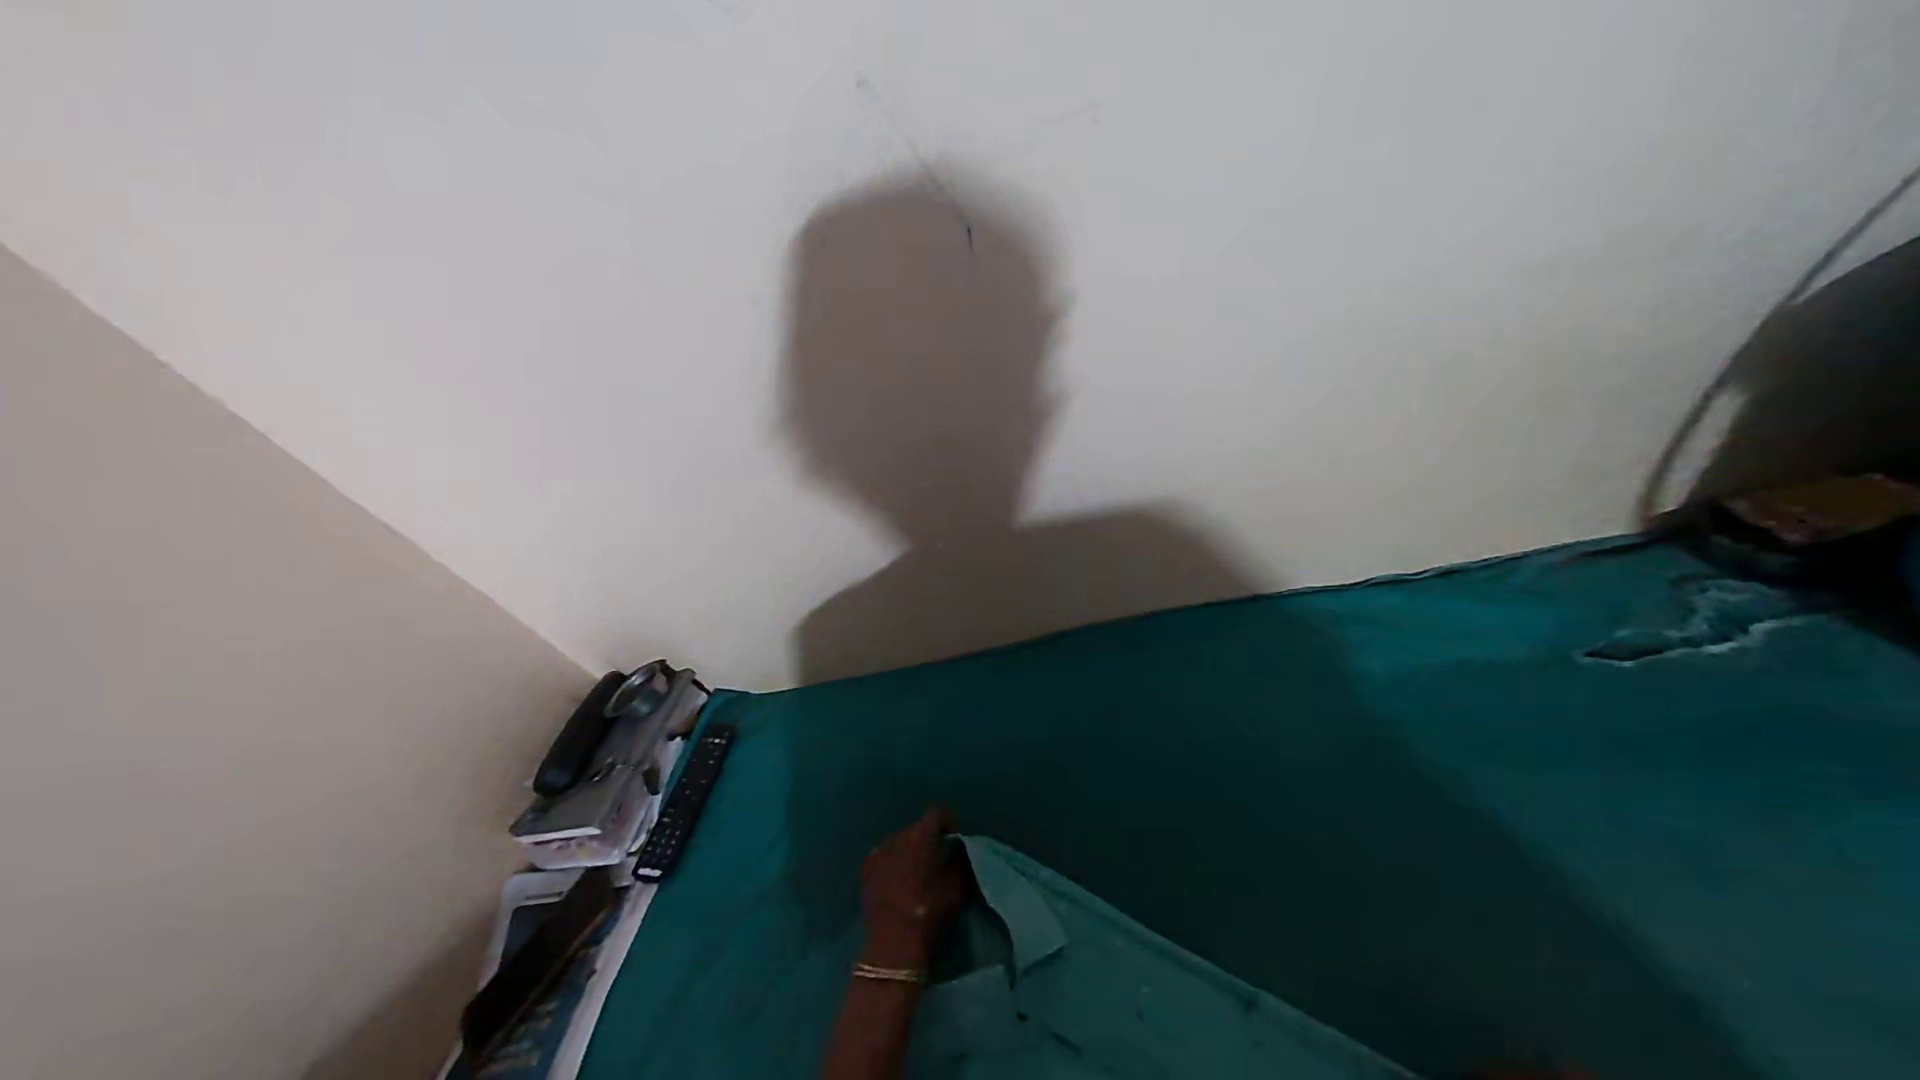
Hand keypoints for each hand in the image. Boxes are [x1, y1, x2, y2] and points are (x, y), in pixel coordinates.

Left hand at [858, 806, 968, 968]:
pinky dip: (892, 862)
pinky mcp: (865, 868)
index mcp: (922, 836)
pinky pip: (884, 856)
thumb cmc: (930, 912)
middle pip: (917, 828)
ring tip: (914, 871)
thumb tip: (957, 848)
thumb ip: (959, 860)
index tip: (954, 836)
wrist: (893, 943)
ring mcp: (878, 851)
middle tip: (936, 857)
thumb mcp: (957, 887)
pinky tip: (896, 880)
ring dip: (908, 850)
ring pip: (899, 842)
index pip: (937, 813)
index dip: (948, 821)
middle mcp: (897, 836)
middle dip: (927, 838)